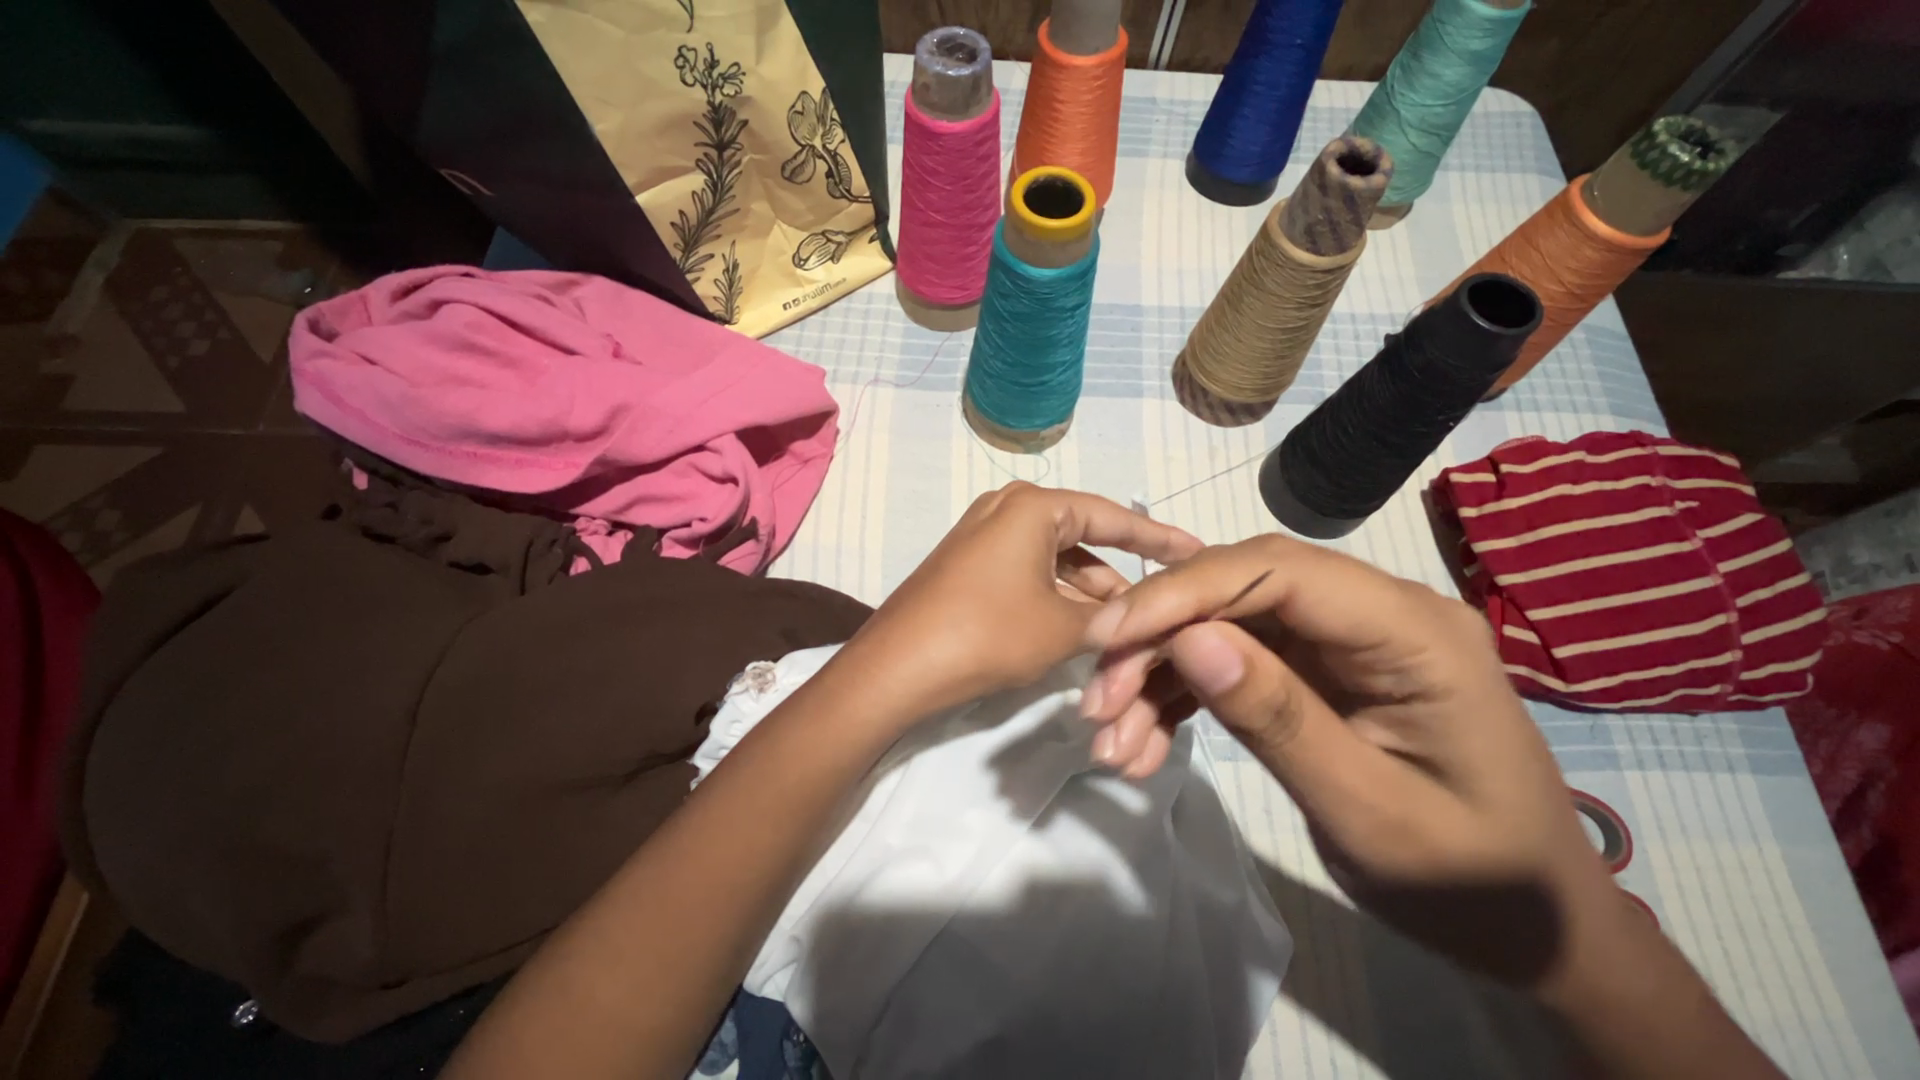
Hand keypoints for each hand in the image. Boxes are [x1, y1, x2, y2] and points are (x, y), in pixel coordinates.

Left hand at [845, 482, 1201, 721]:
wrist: (896, 669)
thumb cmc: (986, 634)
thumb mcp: (1063, 629)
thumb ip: (1113, 620)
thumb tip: (1143, 620)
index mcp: (1033, 507)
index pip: (1113, 516)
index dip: (1159, 538)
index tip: (1198, 550)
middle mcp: (1007, 510)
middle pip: (1084, 538)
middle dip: (1122, 576)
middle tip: (1165, 601)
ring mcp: (983, 539)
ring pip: (1056, 563)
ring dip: (1090, 596)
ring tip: (1129, 629)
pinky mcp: (969, 569)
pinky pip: (1030, 576)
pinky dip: (1058, 601)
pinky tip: (1083, 633)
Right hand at [1079, 534, 1614, 987]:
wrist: (1531, 924)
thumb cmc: (1468, 880)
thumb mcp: (1368, 811)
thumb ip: (1279, 718)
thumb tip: (1189, 638)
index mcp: (1411, 632)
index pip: (1278, 572)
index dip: (1183, 592)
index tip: (1109, 636)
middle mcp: (1376, 616)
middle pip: (1240, 592)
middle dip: (1158, 639)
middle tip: (1097, 704)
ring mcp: (1346, 644)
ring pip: (1226, 628)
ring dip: (1159, 677)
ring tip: (1111, 743)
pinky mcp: (1322, 674)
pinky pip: (1238, 666)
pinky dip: (1184, 701)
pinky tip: (1144, 746)